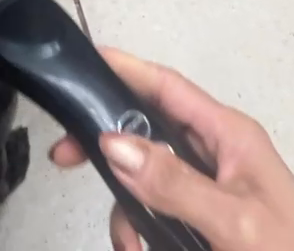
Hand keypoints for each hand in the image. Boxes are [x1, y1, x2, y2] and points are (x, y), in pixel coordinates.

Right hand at [50, 49, 293, 250]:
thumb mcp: (231, 219)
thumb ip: (173, 182)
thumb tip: (113, 140)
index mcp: (229, 133)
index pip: (168, 87)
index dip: (127, 68)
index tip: (83, 61)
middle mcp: (216, 151)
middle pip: (150, 128)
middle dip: (109, 142)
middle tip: (63, 155)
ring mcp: (210, 186)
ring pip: (148, 175)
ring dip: (127, 204)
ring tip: (128, 242)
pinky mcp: (205, 217)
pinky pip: (158, 209)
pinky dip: (141, 227)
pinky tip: (138, 246)